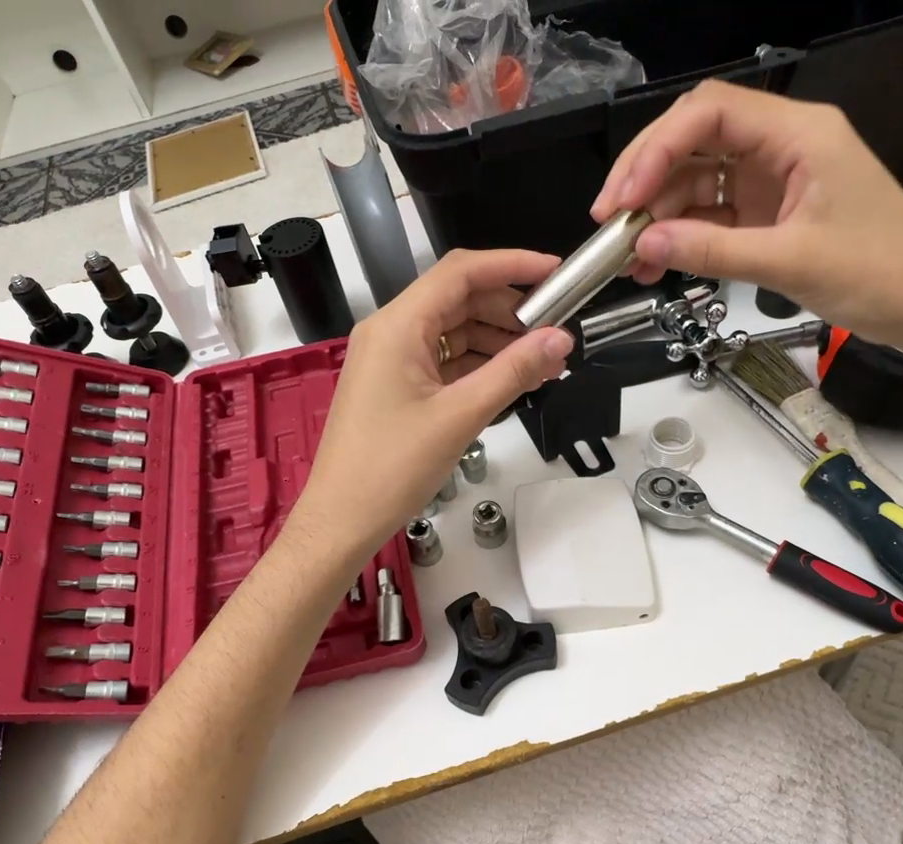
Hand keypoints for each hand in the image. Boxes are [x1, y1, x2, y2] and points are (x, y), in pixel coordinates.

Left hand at [295, 249, 572, 552]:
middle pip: (459, 299)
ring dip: (498, 340)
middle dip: (510, 309)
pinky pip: (443, 361)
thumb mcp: (460, 416)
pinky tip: (511, 379)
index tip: (555, 272)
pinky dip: (478, 366)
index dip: (511, 265)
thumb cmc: (388, 470)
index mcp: (396, 326)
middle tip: (556, 330)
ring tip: (543, 361)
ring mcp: (390, 360)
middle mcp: (390, 333)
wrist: (342, 519)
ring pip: (453, 332)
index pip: (460, 273)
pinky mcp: (395, 387)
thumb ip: (513, 372)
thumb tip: (559, 340)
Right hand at [592, 81, 902, 346]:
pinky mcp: (767, 212)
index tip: (624, 197)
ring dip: (657, 215)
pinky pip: (710, 213)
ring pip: (696, 180)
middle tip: (608, 222)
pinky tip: (655, 262)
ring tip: (628, 258)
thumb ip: (714, 250)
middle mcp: (781, 146)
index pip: (710, 114)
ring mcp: (772, 180)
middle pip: (694, 141)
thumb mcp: (791, 262)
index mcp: (798, 134)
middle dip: (646, 178)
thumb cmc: (879, 273)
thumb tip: (646, 244)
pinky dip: (680, 236)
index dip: (657, 148)